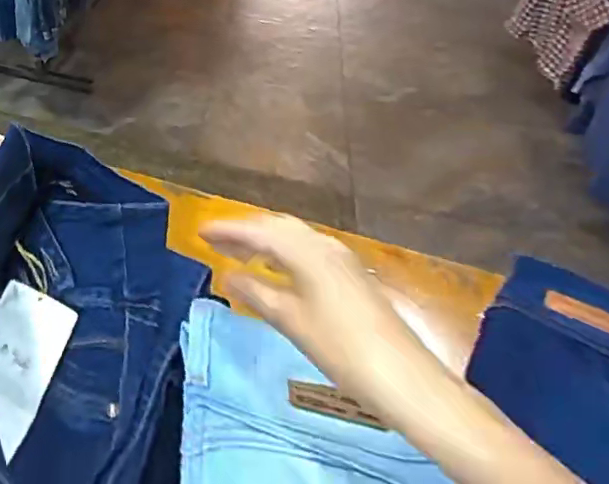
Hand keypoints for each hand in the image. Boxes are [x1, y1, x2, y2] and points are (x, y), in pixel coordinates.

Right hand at [203, 217, 582, 483]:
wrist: (408, 381)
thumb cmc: (342, 349)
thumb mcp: (291, 322)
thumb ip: (257, 293)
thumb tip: (229, 274)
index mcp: (304, 250)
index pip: (256, 231)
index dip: (226, 230)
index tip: (200, 231)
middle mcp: (322, 244)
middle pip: (275, 227)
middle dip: (244, 231)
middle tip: (215, 241)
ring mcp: (339, 258)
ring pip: (292, 237)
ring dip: (264, 240)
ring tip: (239, 254)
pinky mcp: (350, 275)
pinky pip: (306, 249)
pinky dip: (283, 251)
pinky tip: (276, 268)